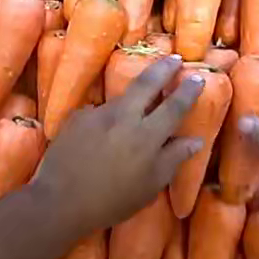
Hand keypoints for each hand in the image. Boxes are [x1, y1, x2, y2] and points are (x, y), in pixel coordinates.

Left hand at [30, 55, 204, 230]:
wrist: (60, 200)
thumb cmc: (112, 200)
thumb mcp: (150, 186)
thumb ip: (173, 159)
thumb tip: (195, 140)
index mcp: (147, 136)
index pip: (174, 106)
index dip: (188, 91)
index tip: (198, 77)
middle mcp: (124, 117)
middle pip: (147, 84)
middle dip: (163, 68)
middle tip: (174, 58)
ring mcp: (98, 114)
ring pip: (122, 98)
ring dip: (133, 96)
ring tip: (137, 103)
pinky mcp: (77, 117)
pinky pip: (99, 112)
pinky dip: (107, 117)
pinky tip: (103, 131)